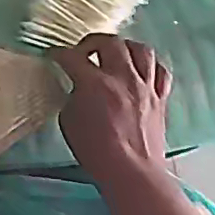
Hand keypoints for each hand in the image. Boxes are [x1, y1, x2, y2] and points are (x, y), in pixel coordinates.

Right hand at [53, 35, 173, 184]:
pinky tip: (139, 72)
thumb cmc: (95, 150)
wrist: (132, 172)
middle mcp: (122, 77)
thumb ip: (74, 96)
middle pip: (110, 42)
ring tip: (115, 55)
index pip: (72, 57)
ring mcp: (145, 86)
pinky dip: (149, 67)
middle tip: (83, 51)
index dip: (58, 54)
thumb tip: (79, 87)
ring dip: (124, 47)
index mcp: (94, 83)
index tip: (53, 56)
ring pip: (141, 50)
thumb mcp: (69, 120)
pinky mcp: (161, 98)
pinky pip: (160, 71)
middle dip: (92, 42)